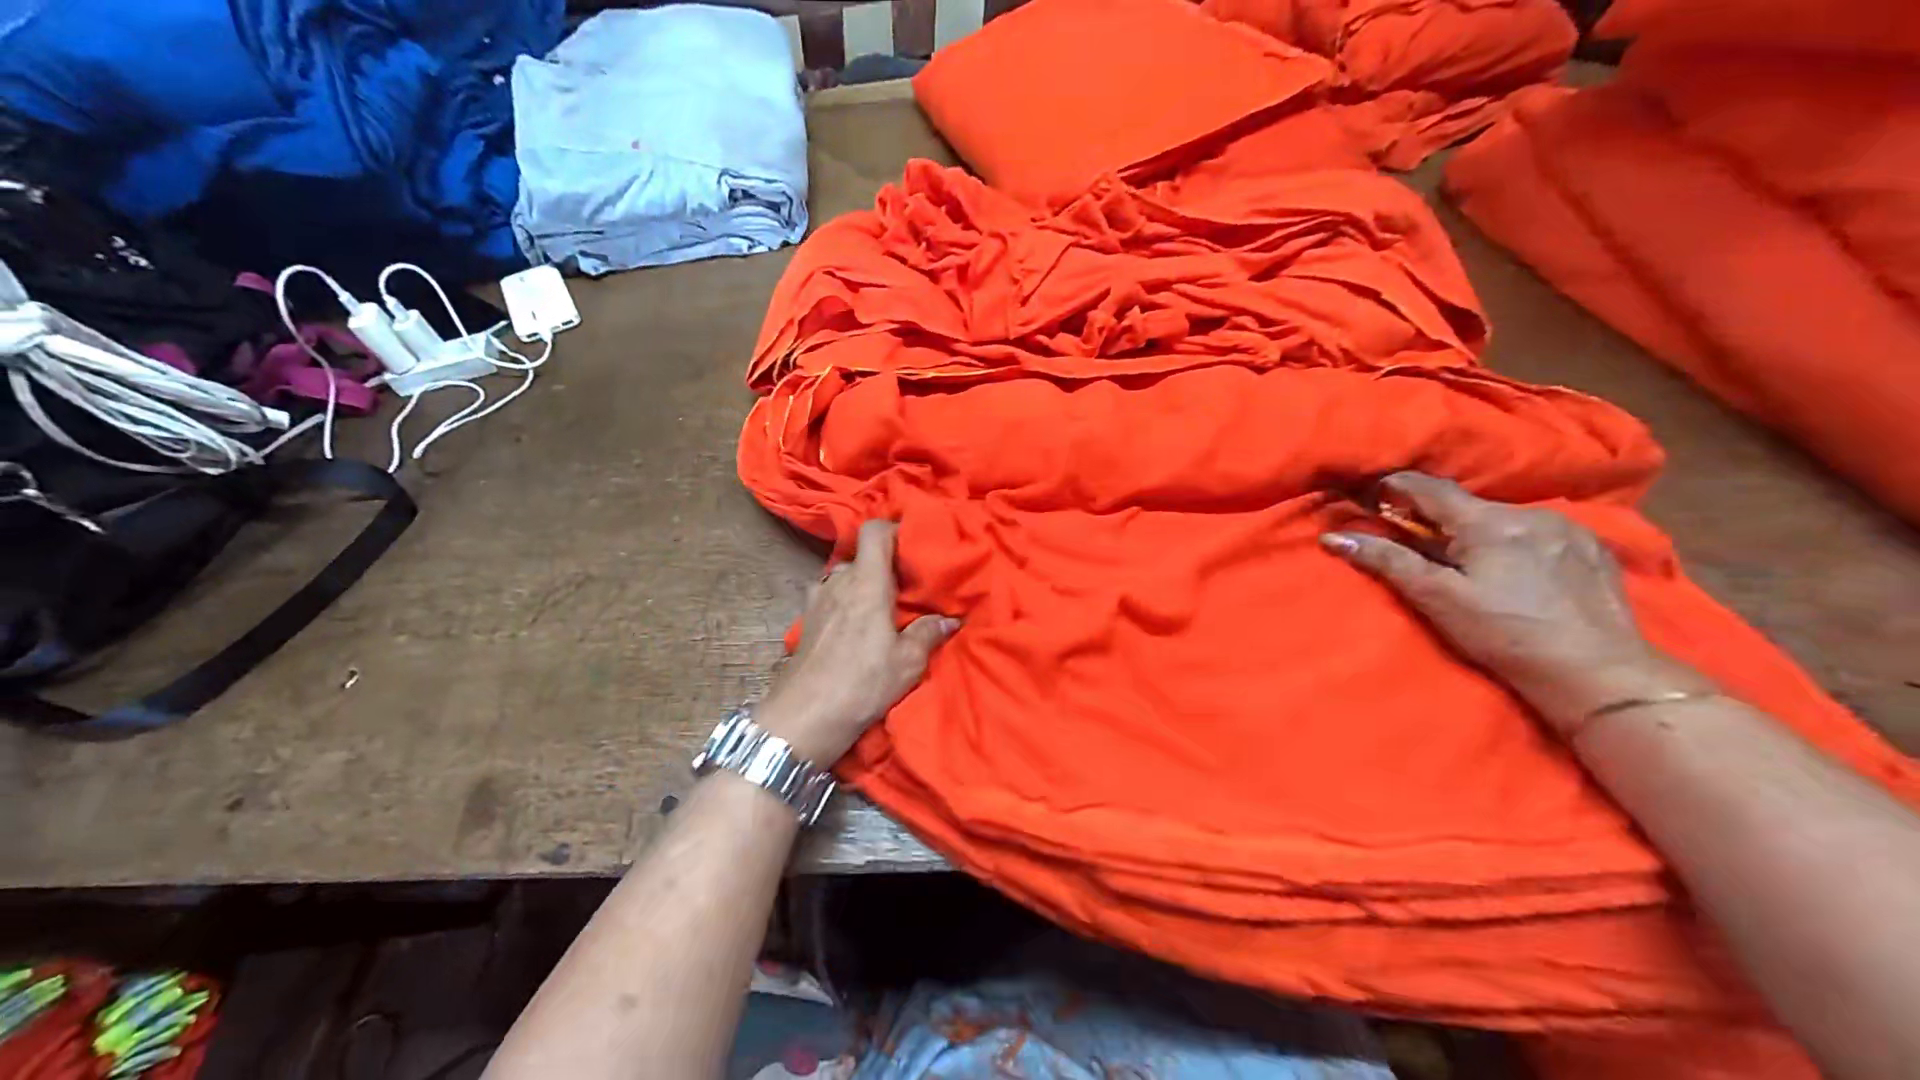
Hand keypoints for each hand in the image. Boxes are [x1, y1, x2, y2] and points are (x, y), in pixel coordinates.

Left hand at [757, 520, 959, 762]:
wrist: (805, 717)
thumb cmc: (862, 683)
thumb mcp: (907, 662)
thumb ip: (928, 633)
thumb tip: (950, 620)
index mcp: (866, 582)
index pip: (874, 531)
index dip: (894, 530)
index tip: (914, 547)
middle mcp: (838, 582)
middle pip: (861, 556)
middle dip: (883, 566)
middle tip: (906, 587)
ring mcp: (816, 600)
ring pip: (844, 577)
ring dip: (862, 586)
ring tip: (882, 609)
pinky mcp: (805, 622)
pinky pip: (830, 598)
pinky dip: (846, 604)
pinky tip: (857, 631)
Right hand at [1320, 471, 1710, 735]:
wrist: (1598, 674)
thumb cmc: (1504, 635)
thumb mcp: (1437, 599)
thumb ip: (1388, 561)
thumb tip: (1335, 537)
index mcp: (1487, 521)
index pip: (1428, 487)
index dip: (1394, 486)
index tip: (1371, 495)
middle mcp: (1530, 513)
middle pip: (1468, 505)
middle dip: (1439, 519)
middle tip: (1419, 546)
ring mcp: (1568, 529)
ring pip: (1504, 519)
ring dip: (1479, 532)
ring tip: (1471, 564)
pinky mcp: (1594, 549)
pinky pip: (1539, 533)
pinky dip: (1516, 543)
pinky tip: (1517, 573)